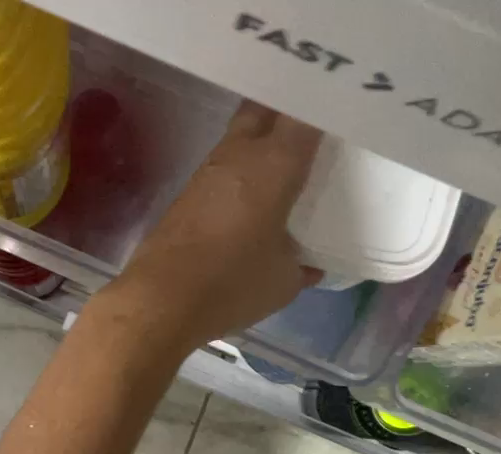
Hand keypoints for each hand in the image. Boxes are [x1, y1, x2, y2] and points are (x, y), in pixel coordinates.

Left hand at [97, 102, 324, 349]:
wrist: (158, 303)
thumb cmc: (230, 285)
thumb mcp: (281, 282)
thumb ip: (300, 265)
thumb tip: (307, 265)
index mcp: (276, 162)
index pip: (307, 111)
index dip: (325, 103)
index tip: (343, 110)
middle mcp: (239, 155)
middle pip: (265, 108)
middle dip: (286, 109)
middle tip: (310, 125)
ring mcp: (206, 174)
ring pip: (238, 139)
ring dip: (259, 144)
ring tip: (284, 162)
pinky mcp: (184, 198)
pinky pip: (220, 172)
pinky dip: (237, 175)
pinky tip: (249, 197)